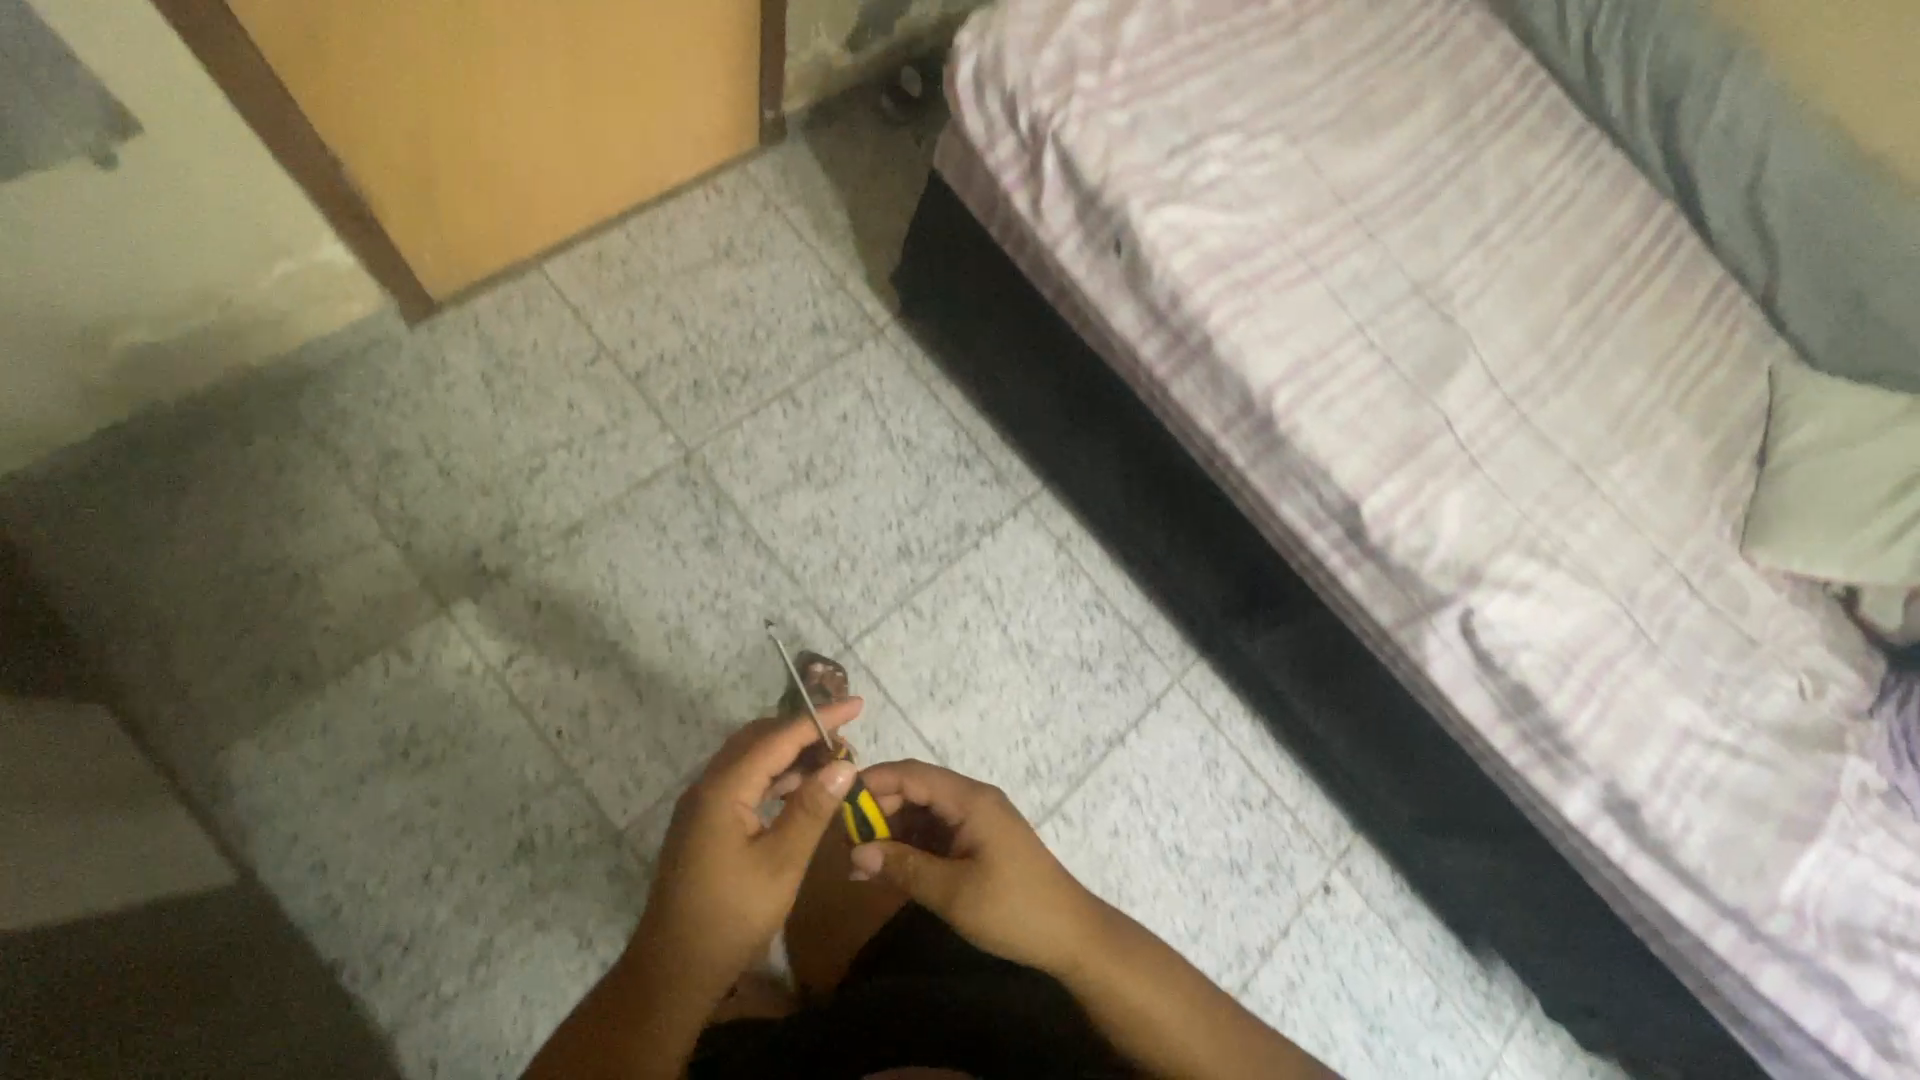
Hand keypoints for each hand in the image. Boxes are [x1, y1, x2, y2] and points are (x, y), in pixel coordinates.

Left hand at [635, 699, 863, 992]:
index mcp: (724, 789)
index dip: (820, 719)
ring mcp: (702, 806)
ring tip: (831, 761)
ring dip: (789, 754)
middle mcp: (708, 786)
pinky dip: (774, 776)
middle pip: (759, 739)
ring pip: (749, 759)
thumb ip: (812, 809)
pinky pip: (742, 782)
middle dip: (803, 730)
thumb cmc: (732, 916)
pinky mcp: (704, 824)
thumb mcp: (781, 863)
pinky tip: (800, 790)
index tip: (857, 704)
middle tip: (846, 735)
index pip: (778, 737)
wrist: (674, 969)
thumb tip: (843, 764)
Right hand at [849, 760, 1104, 976]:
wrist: (1071, 935)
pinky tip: (886, 872)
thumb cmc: (1013, 909)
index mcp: (970, 800)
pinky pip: (937, 834)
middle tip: (842, 842)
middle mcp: (973, 801)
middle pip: (916, 791)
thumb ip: (903, 867)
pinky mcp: (980, 843)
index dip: (872, 783)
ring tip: (857, 863)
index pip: (911, 774)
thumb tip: (854, 852)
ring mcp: (978, 822)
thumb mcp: (952, 892)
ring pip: (924, 814)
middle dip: (878, 812)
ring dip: (892, 834)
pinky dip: (912, 849)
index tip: (835, 802)